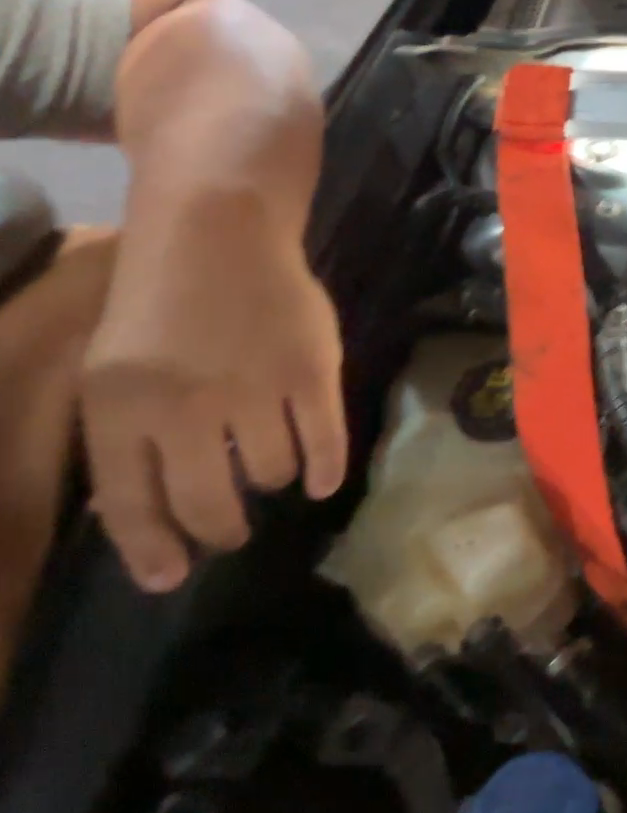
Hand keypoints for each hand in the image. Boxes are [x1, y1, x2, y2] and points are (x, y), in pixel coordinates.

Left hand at [81, 200, 346, 591]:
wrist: (218, 234)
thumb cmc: (160, 302)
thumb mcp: (114, 369)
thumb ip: (132, 433)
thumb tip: (158, 510)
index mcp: (116, 405)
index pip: (130, 500)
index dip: (151, 548)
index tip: (170, 578)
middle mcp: (181, 406)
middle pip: (206, 500)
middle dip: (222, 529)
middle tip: (232, 536)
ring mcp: (252, 389)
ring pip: (270, 473)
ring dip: (271, 481)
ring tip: (273, 472)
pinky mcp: (311, 374)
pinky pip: (323, 443)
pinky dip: (325, 471)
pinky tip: (323, 482)